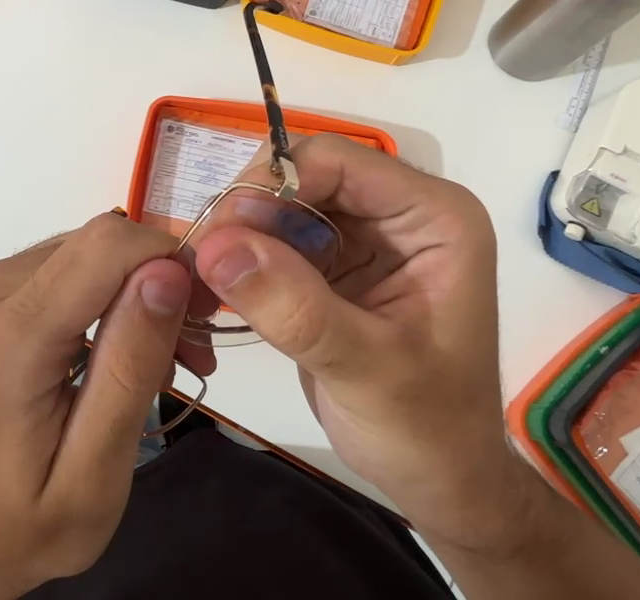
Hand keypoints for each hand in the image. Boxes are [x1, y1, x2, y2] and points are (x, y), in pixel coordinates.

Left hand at [0, 214, 192, 599]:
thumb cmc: (27, 523)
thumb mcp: (96, 472)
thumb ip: (130, 365)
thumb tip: (167, 271)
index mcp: (4, 340)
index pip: (103, 246)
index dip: (167, 260)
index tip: (205, 314)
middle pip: (96, 246)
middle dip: (156, 285)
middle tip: (192, 355)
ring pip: (83, 251)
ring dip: (132, 293)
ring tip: (161, 361)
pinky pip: (60, 266)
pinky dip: (101, 295)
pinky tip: (118, 346)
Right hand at [188, 134, 537, 551]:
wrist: (438, 478)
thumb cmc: (426, 426)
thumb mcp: (365, 368)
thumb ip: (295, 307)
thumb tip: (215, 246)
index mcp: (432, 216)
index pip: (339, 161)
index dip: (275, 184)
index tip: (222, 234)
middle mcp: (397, 211)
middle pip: (304, 173)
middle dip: (249, 210)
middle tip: (204, 258)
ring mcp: (362, 234)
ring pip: (282, 201)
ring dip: (238, 233)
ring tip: (201, 275)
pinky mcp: (331, 261)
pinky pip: (274, 236)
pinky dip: (241, 257)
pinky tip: (215, 287)